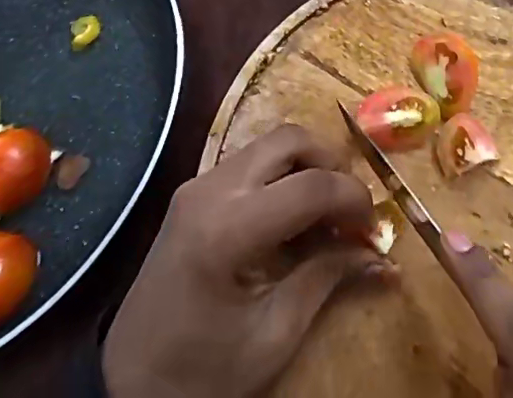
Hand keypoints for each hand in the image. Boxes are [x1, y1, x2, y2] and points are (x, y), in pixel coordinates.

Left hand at [103, 124, 385, 397]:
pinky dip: (284, 174)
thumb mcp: (273, 335)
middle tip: (351, 208)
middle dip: (332, 163)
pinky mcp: (194, 191)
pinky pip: (251, 161)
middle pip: (289, 139)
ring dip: (309, 165)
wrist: (128, 382)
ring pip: (270, 143)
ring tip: (328, 213)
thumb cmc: (202, 372)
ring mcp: (198, 184)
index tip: (373, 230)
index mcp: (227, 229)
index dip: (354, 200)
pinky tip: (295, 215)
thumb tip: (383, 258)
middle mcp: (210, 189)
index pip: (310, 186)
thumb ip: (328, 280)